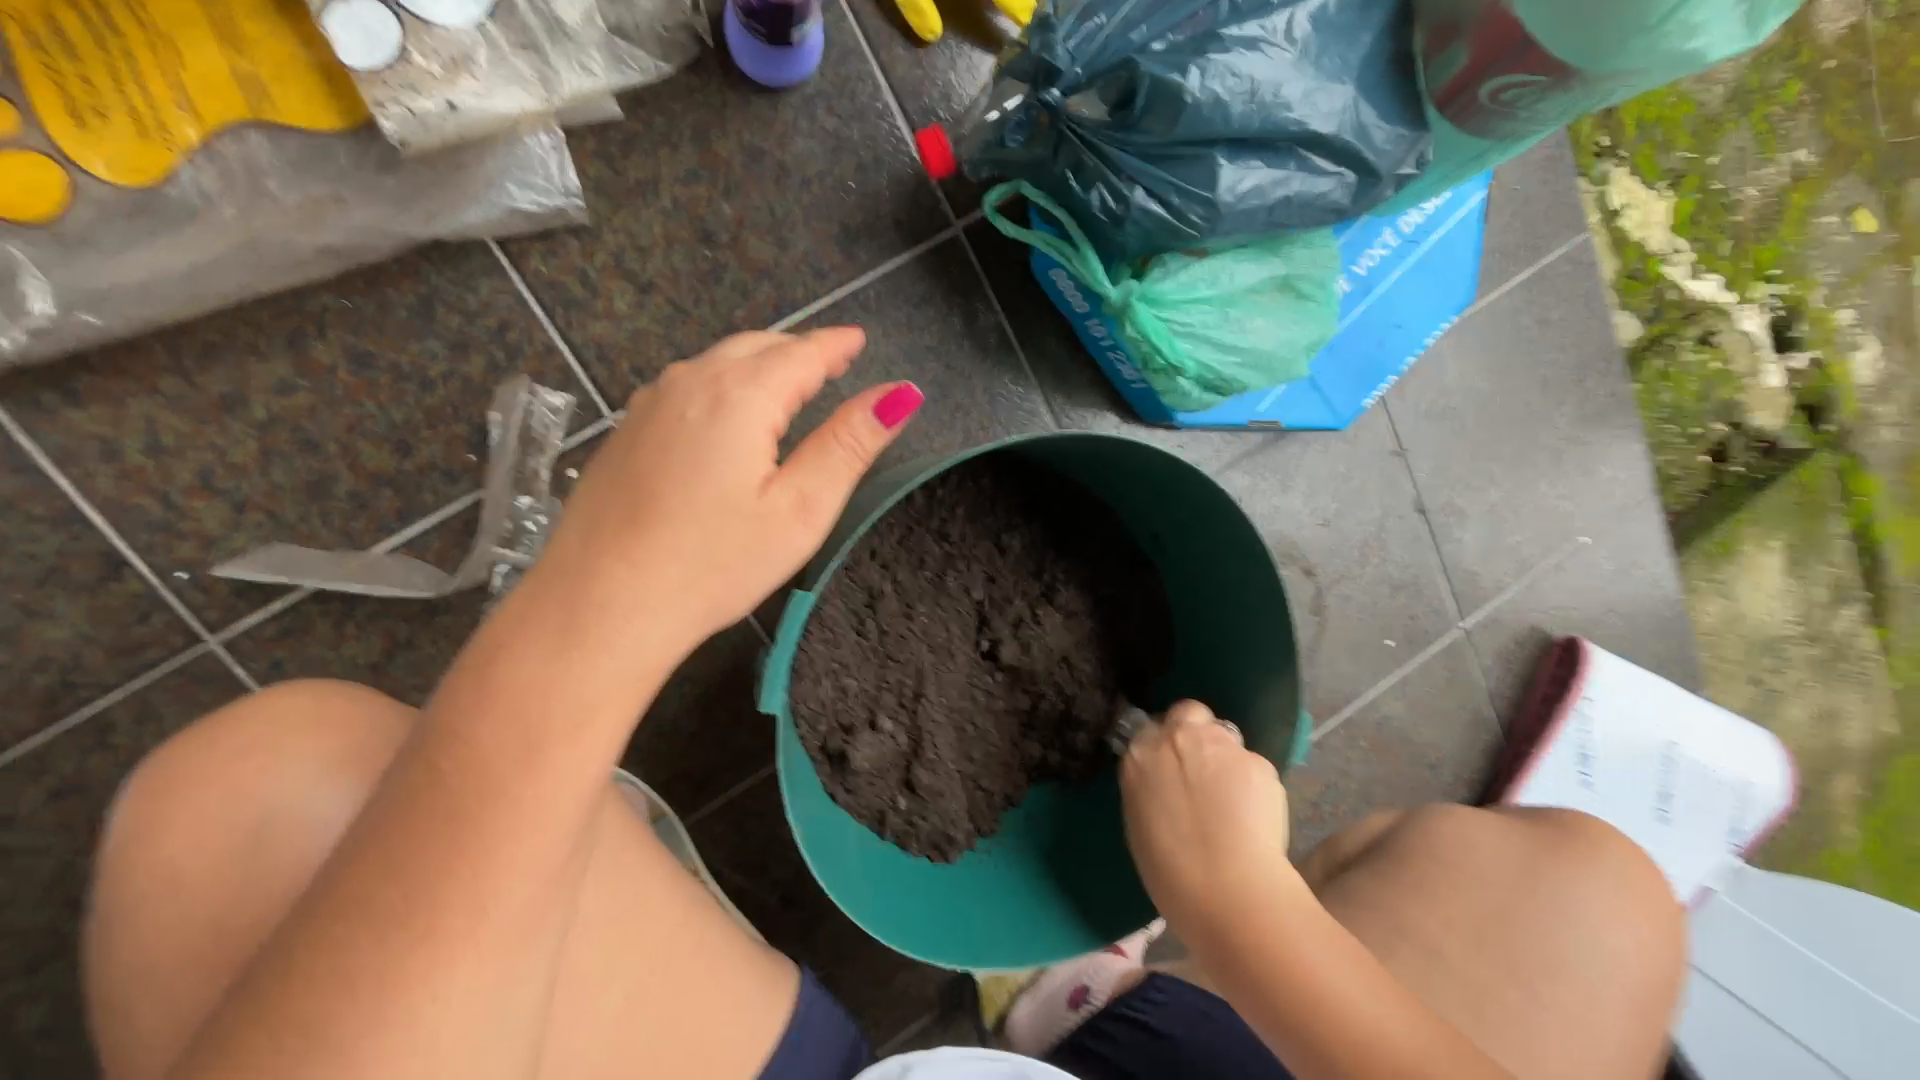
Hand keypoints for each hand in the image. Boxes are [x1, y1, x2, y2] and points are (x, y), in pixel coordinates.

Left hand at [534, 328, 921, 648]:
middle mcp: (689, 382)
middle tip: (831, 363)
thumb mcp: (800, 509)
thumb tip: (902, 393)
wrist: (600, 605)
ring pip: (716, 363)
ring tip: (786, 385)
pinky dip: (721, 386)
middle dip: (798, 349)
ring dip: (757, 365)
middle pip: (756, 346)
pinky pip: (685, 388)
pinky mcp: (624, 432)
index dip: (836, 344)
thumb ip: (850, 444)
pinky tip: (725, 419)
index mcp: (740, 395)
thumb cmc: (714, 564)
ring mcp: (648, 404)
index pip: (802, 352)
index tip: (858, 339)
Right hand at [1120, 701, 1299, 946]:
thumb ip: (1148, 787)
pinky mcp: (1259, 761)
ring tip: (1233, 799)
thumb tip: (1163, 783)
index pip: (1149, 728)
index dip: (1162, 746)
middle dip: (1195, 732)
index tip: (1170, 768)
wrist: (1227, 890)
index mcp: (1139, 756)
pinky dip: (1253, 784)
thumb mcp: (1139, 823)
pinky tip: (1255, 816)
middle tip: (1202, 769)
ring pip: (1224, 736)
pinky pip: (1252, 765)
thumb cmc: (1170, 872)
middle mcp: (1177, 738)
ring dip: (1225, 757)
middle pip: (1188, 713)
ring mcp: (1220, 745)